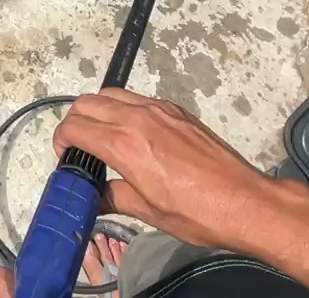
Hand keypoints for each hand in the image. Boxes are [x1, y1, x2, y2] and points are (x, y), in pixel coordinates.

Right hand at [52, 88, 284, 250]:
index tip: (65, 155)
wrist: (247, 203)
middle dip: (73, 122)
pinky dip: (121, 108)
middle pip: (85, 104)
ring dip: (96, 110)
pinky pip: (135, 98)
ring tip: (101, 134)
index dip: (61, 140)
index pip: (74, 127)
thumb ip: (114, 198)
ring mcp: (156, 109)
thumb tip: (94, 198)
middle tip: (78, 146)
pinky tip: (132, 131)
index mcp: (123, 145)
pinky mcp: (174, 109)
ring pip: (108, 94)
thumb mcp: (150, 213)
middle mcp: (135, 118)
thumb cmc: (198, 214)